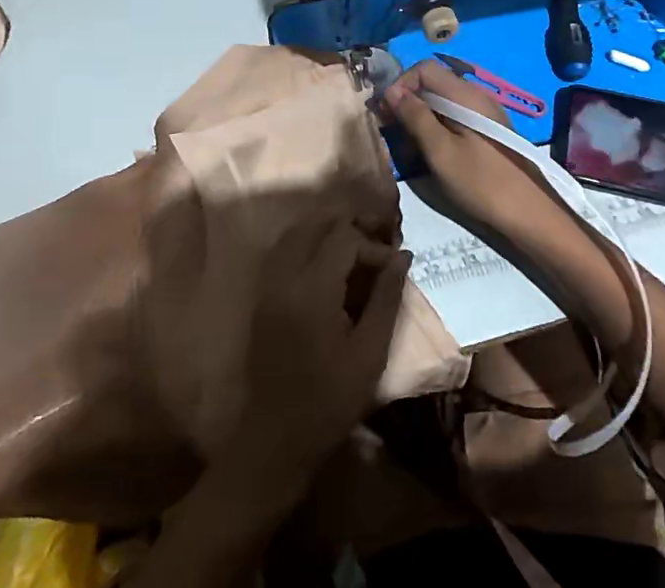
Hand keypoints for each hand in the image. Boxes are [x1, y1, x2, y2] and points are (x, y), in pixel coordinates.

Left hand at [235, 220, 410, 480]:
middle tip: (378, 242)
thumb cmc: (330, 400)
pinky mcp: (261, 297)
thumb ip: (387, 296)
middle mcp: (283, 278)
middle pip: (316, 223)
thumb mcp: (371, 350)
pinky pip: (283, 250)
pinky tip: (329, 261)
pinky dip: (308, 243)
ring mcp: (267, 286)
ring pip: (296, 232)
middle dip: (351, 225)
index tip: (392, 269)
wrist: (274, 440)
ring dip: (328, 230)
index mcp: (311, 290)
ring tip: (358, 246)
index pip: (345, 237)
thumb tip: (402, 255)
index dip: (374, 246)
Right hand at [379, 61, 577, 249]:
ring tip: (410, 147)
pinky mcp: (488, 131)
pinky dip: (438, 128)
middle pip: (434, 83)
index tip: (387, 114)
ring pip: (443, 102)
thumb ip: (416, 117)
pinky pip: (456, 117)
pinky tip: (432, 153)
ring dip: (421, 118)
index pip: (424, 68)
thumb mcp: (441, 151)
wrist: (529, 211)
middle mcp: (477, 96)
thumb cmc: (481, 182)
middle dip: (408, 102)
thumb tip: (392, 91)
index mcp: (466, 94)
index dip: (401, 85)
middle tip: (393, 131)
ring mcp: (485, 113)